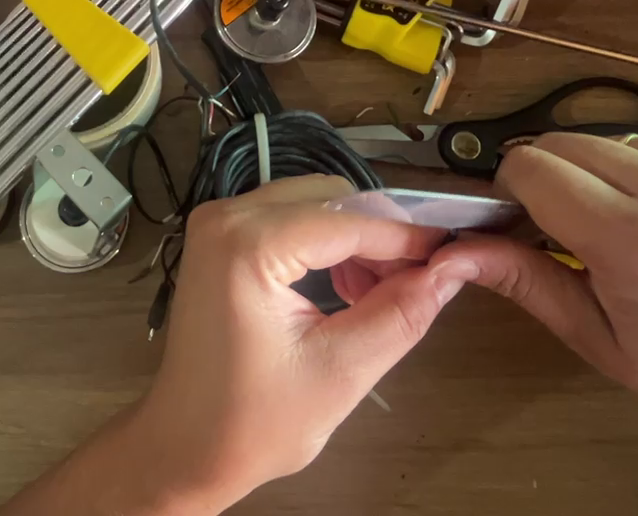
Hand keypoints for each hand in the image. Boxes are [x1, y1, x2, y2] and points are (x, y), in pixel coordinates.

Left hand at [134, 174, 464, 507]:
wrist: (185, 441)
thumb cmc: (254, 420)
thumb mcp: (340, 372)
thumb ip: (399, 314)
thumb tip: (449, 271)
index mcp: (247, 244)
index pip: (346, 221)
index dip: (405, 235)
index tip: (452, 250)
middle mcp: (226, 214)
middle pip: (328, 196)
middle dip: (378, 234)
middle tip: (412, 281)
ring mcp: (218, 219)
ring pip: (311, 200)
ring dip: (353, 236)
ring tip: (373, 293)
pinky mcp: (220, 232)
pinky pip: (288, 214)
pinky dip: (324, 240)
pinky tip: (343, 286)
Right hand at [430, 134, 637, 500]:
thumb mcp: (596, 338)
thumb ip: (519, 278)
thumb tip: (447, 250)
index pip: (530, 168)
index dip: (510, 191)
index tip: (524, 226)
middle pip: (560, 144)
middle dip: (548, 179)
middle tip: (570, 230)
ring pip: (602, 140)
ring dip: (593, 174)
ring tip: (626, 226)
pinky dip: (637, 171)